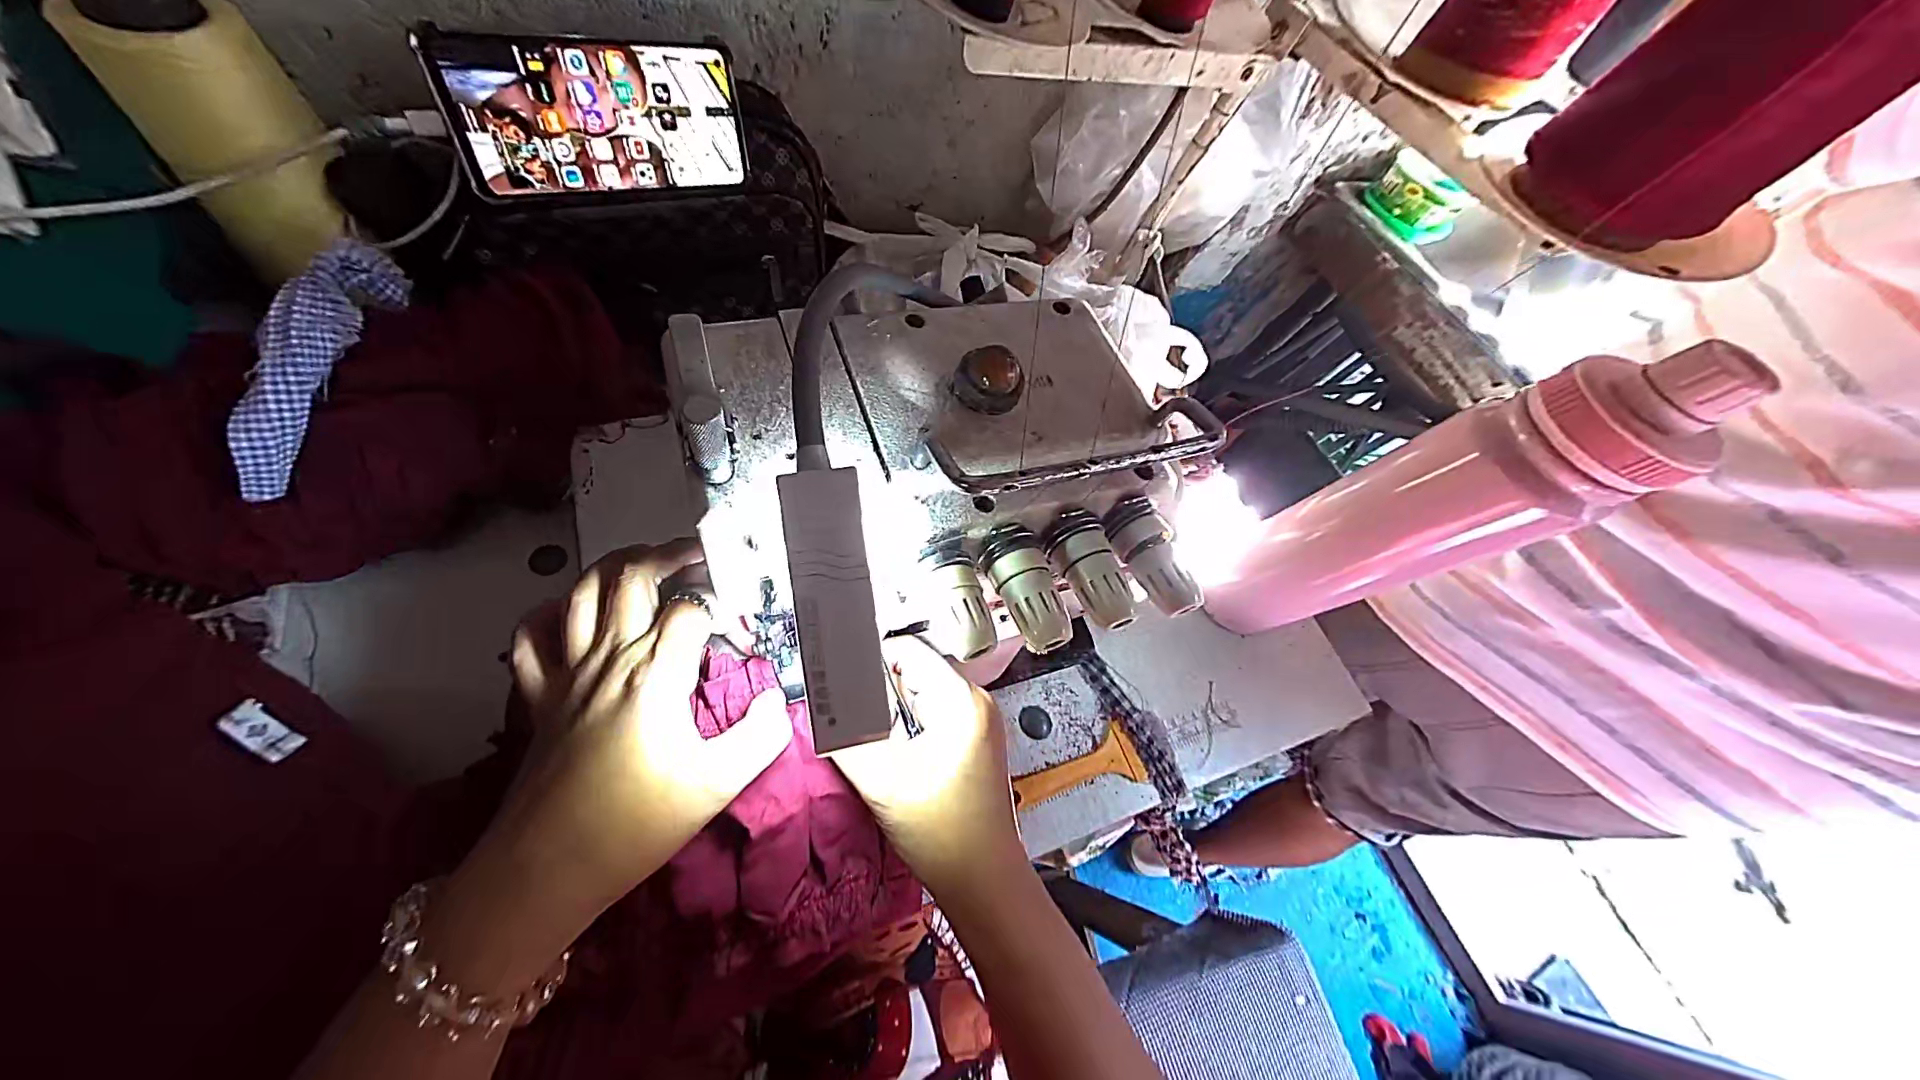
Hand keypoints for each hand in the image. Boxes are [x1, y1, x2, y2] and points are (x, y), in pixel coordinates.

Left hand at [489, 541, 791, 913]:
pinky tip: (576, 613)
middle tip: (701, 556)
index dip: (724, 607)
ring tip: (649, 564)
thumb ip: (761, 735)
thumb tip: (776, 700)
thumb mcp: (717, 785)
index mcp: (653, 674)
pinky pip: (532, 637)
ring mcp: (568, 674)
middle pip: (632, 576)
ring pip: (582, 591)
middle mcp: (609, 659)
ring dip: (617, 566)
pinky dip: (552, 612)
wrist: (545, 871)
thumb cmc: (636, 824)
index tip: (742, 627)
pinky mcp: (541, 697)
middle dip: (671, 554)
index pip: (692, 609)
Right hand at [831, 635, 1025, 895]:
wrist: (981, 877)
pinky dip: (905, 727)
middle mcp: (975, 700)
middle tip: (861, 728)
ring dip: (890, 713)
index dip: (865, 660)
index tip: (838, 679)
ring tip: (884, 749)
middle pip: (910, 669)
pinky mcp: (969, 737)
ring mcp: (975, 719)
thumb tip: (822, 700)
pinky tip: (900, 758)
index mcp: (962, 700)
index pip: (905, 648)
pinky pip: (927, 713)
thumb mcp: (883, 778)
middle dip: (877, 693)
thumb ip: (847, 733)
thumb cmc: (946, 835)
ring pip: (915, 692)